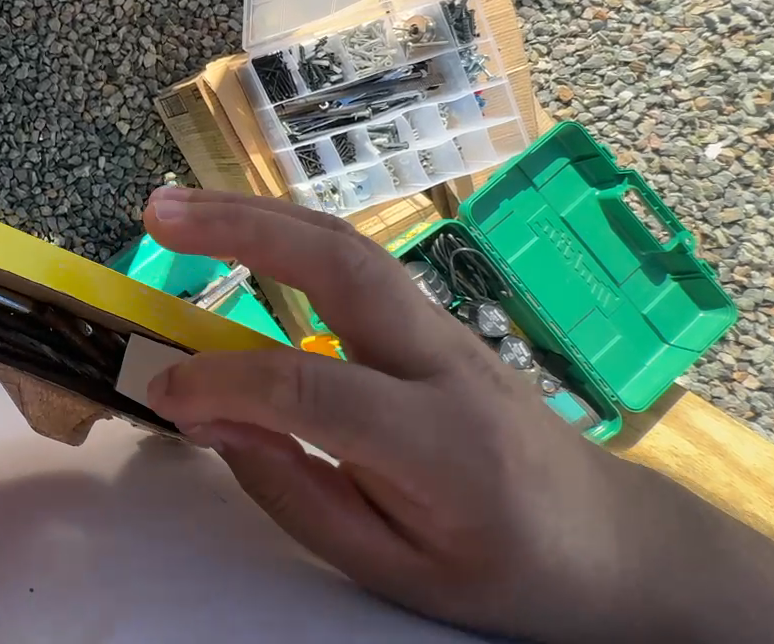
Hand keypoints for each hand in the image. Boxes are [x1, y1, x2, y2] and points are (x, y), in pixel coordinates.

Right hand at [141, 186, 773, 643]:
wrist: (618, 543)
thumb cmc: (498, 568)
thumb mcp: (389, 566)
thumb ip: (287, 486)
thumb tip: (204, 410)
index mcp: (444, 448)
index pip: (311, 390)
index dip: (221, 382)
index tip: (161, 390)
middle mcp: (443, 364)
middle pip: (339, 267)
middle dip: (238, 229)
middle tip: (155, 216)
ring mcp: (439, 325)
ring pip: (340, 243)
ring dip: (247, 212)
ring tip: (170, 204)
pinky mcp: (421, 311)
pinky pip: (343, 255)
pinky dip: (275, 227)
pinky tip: (224, 220)